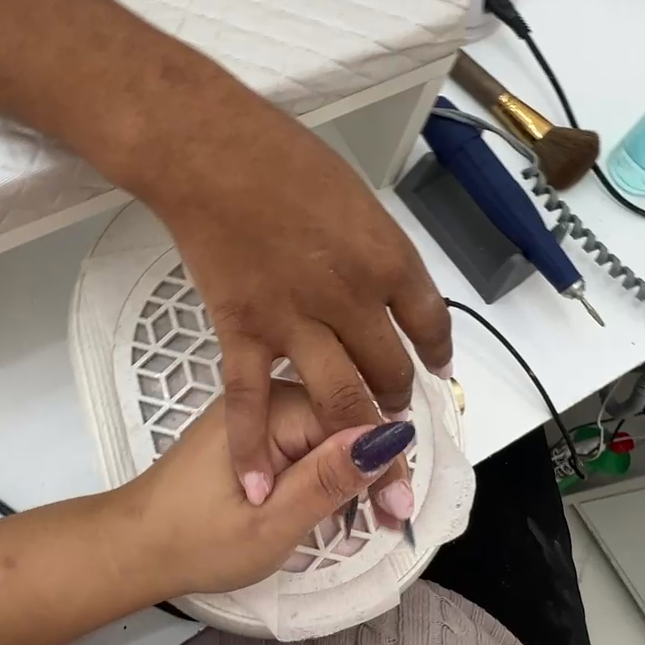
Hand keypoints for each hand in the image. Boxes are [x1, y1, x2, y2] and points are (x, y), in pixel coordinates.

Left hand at [124, 383, 416, 596]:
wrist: (137, 544)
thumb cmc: (196, 541)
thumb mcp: (270, 523)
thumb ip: (329, 480)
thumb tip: (387, 439)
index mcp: (276, 407)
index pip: (355, 421)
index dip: (386, 467)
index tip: (400, 514)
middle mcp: (273, 394)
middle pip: (348, 421)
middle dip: (377, 469)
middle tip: (393, 521)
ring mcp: (264, 409)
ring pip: (334, 431)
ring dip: (357, 472)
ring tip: (376, 515)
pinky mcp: (259, 429)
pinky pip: (311, 439)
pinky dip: (331, 470)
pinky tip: (344, 497)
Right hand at [142, 108, 451, 528]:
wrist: (208, 153)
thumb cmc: (284, 158)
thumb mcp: (354, 197)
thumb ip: (376, 249)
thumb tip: (389, 285)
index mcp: (387, 258)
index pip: (430, 324)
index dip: (436, 355)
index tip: (435, 370)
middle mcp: (352, 299)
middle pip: (390, 372)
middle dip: (399, 405)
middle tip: (395, 421)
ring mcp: (296, 322)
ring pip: (340, 398)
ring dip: (356, 433)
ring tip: (362, 454)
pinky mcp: (243, 334)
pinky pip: (251, 403)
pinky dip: (254, 450)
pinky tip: (261, 490)